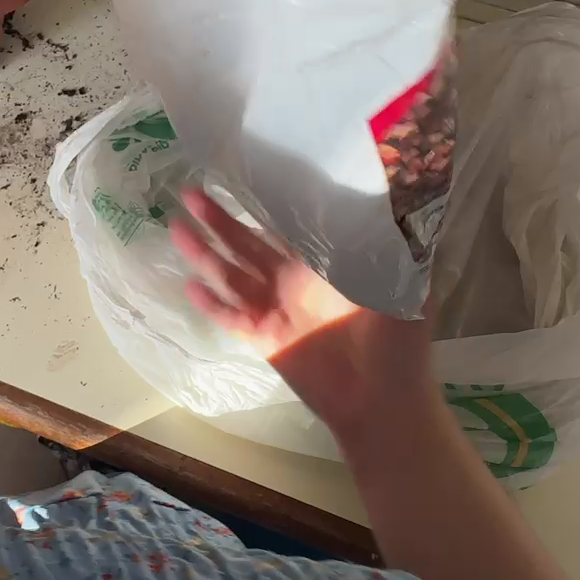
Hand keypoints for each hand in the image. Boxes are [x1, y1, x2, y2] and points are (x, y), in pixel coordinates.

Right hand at [171, 188, 432, 431]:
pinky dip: (211, 304)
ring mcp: (273, 309)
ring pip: (230, 274)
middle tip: (191, 192)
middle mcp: (290, 281)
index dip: (259, 202)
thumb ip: (391, 248)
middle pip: (245, 243)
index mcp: (321, 264)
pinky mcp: (263, 339)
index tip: (237, 175)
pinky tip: (189, 286)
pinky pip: (231, 317)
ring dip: (204, 253)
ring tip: (176, 227)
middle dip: (218, 219)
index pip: (282, 225)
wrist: (385, 404)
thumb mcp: (403, 287)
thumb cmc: (398, 344)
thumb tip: (395, 198)